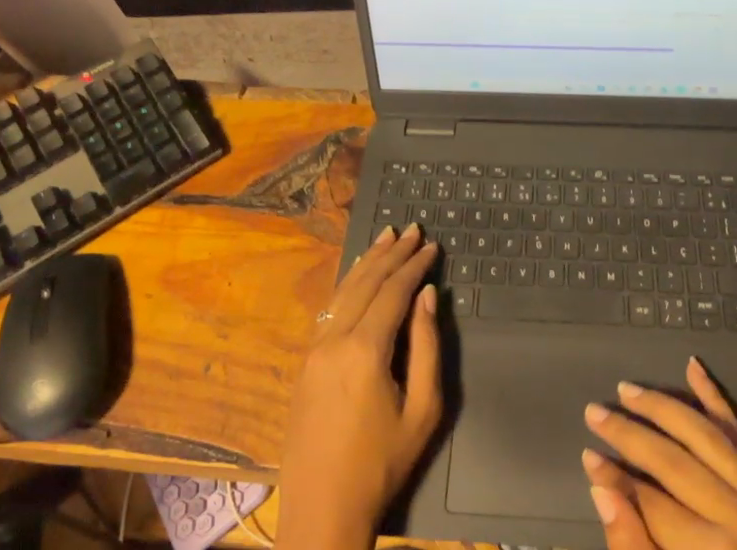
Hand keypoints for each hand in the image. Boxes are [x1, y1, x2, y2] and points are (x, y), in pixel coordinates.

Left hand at [278, 224, 441, 546]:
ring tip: (384, 238)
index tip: (432, 245)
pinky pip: (328, 311)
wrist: (322, 508)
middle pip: (365, 284)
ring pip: (342, 292)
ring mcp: (313, 351)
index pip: (393, 293)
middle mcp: (334, 341)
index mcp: (365, 351)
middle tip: (410, 228)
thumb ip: (428, 348)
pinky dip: (346, 286)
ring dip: (365, 263)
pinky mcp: (304, 364)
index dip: (413, 266)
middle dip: (390, 254)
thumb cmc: (382, 463)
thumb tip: (428, 297)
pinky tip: (356, 276)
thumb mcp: (423, 410)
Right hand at [582, 357, 736, 549]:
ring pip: (706, 435)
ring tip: (628, 391)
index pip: (652, 501)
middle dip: (630, 434)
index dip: (615, 478)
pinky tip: (693, 369)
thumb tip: (602, 490)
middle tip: (594, 411)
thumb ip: (634, 547)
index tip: (587, 454)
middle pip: (675, 462)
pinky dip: (716, 399)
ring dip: (664, 407)